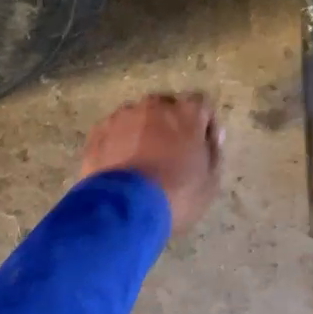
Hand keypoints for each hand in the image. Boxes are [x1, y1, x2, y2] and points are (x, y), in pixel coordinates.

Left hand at [78, 94, 223, 233]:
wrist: (126, 208)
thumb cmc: (177, 195)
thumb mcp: (210, 182)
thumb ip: (213, 151)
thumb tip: (213, 134)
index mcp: (186, 113)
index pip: (201, 105)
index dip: (202, 124)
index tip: (200, 145)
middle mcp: (154, 105)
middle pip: (166, 108)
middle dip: (169, 124)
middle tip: (169, 153)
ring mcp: (123, 115)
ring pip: (137, 117)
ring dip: (141, 131)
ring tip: (139, 161)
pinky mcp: (99, 130)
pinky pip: (114, 130)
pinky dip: (118, 142)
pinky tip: (119, 166)